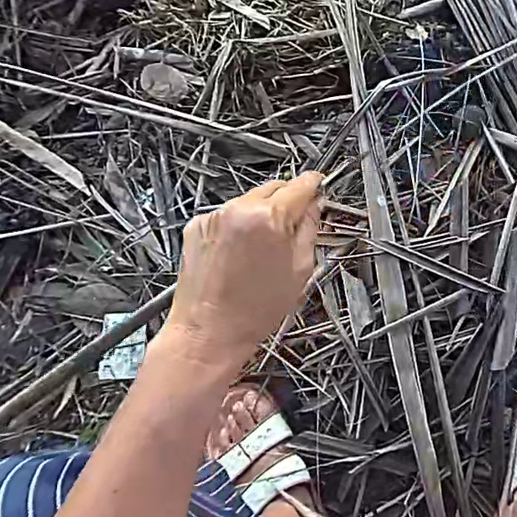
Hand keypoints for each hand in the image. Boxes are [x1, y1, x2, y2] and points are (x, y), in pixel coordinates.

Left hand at [159, 173, 323, 375]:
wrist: (208, 332)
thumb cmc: (251, 312)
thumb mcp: (300, 270)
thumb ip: (310, 229)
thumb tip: (313, 208)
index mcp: (268, 218)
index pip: (301, 184)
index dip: (315, 186)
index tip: (318, 186)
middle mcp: (239, 210)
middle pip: (275, 188)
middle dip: (288, 203)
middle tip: (294, 228)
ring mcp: (215, 216)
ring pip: (251, 200)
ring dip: (262, 214)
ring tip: (264, 250)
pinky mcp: (198, 226)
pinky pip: (229, 215)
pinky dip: (239, 226)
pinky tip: (242, 254)